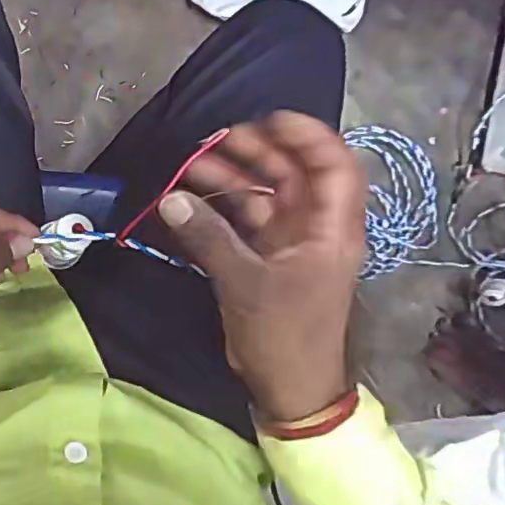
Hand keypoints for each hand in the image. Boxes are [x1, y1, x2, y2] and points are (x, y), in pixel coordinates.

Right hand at [157, 111, 365, 423]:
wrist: (289, 386)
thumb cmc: (284, 333)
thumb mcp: (246, 282)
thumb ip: (209, 237)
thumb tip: (172, 200)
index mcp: (331, 228)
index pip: (332, 165)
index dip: (306, 136)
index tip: (268, 119)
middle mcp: (314, 228)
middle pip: (292, 175)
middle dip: (256, 153)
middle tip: (215, 140)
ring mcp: (289, 244)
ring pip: (264, 198)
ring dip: (232, 180)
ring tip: (193, 166)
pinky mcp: (265, 261)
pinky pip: (244, 223)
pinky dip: (220, 210)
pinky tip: (191, 201)